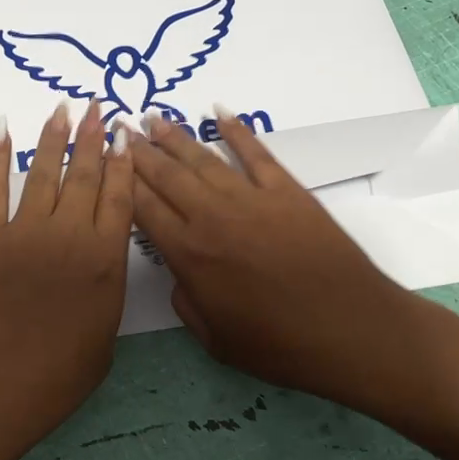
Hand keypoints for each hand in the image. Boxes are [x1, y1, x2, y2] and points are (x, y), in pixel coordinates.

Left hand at [0, 102, 134, 457]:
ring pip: (43, 172)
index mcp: (105, 260)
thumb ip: (108, 286)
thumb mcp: (106, 332)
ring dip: (53, 138)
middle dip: (92, 137)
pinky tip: (1, 130)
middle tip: (96, 106)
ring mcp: (26, 231)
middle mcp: (70, 234)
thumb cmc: (59, 374)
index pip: (120, 196)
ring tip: (62, 108)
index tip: (123, 134)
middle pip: (85, 175)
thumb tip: (104, 255)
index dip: (123, 162)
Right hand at [126, 110, 415, 403]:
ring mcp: (251, 199)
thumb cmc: (279, 347)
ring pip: (203, 159)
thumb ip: (186, 300)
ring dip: (176, 136)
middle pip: (166, 175)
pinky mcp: (287, 192)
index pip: (142, 207)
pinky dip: (237, 131)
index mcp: (189, 255)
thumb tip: (180, 271)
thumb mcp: (214, 339)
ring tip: (155, 118)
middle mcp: (212, 218)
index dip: (122, 180)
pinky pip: (256, 154)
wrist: (352, 333)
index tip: (106, 158)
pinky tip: (220, 112)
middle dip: (139, 149)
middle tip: (121, 126)